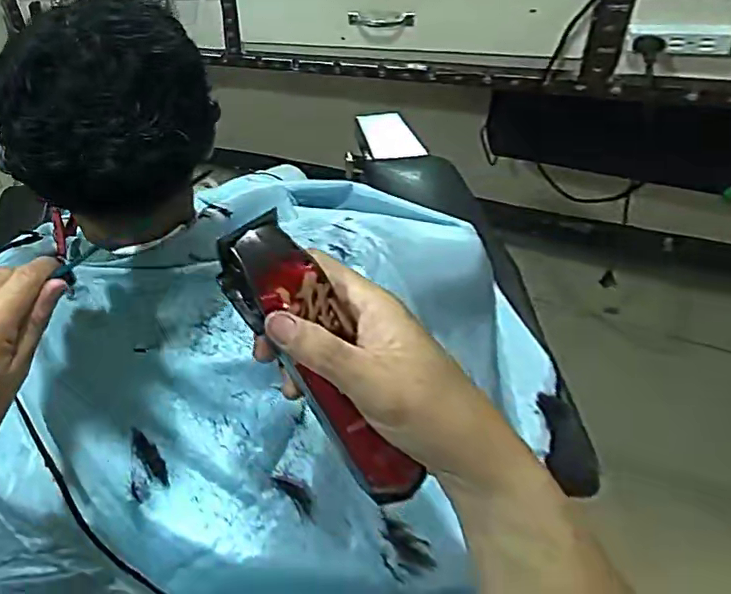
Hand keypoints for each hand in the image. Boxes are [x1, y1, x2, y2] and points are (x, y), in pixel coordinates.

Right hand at [254, 249, 539, 495]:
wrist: (473, 461)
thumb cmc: (422, 407)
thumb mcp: (364, 377)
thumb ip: (317, 347)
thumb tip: (271, 318)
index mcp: (371, 303)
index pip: (321, 268)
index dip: (286, 273)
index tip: (257, 298)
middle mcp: (368, 318)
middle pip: (314, 304)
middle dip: (285, 324)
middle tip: (263, 352)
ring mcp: (371, 346)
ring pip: (320, 336)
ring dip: (298, 355)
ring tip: (286, 385)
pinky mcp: (372, 373)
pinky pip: (333, 362)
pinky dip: (315, 374)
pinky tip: (306, 397)